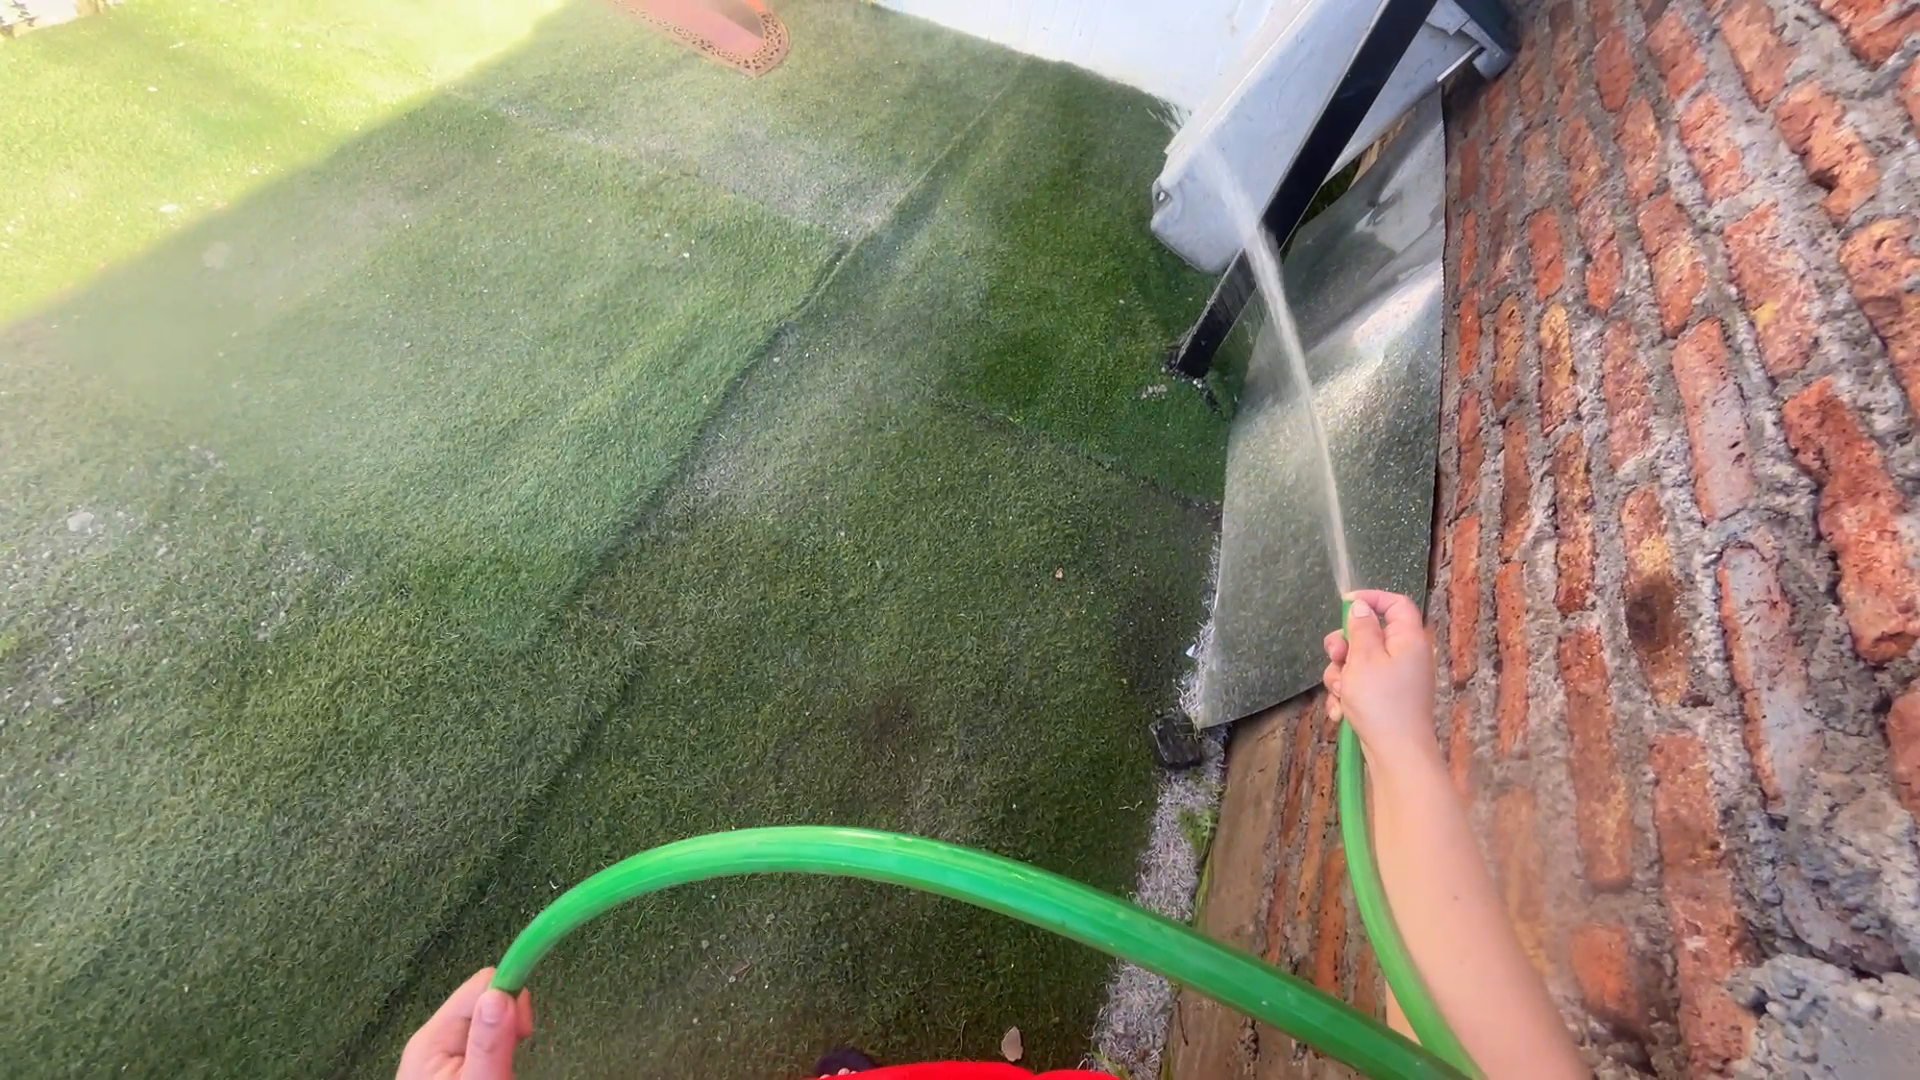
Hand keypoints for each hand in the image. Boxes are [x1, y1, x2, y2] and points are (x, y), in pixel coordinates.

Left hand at [396, 968, 533, 1079]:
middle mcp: (433, 1036)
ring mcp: (440, 1048)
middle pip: (484, 996)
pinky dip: (499, 1041)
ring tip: (503, 1064)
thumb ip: (489, 1041)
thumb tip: (502, 992)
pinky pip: (483, 1031)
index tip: (524, 1033)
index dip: (511, 997)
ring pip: (487, 1013)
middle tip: (517, 1050)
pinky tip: (496, 1065)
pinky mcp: (451, 1059)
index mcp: (431, 1038)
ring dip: (505, 1031)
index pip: (481, 984)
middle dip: (509, 1016)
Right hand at [1320, 590, 1440, 766]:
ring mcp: (1394, 678)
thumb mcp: (1364, 658)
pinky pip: (1358, 684)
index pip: (1396, 604)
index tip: (1343, 603)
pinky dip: (1345, 694)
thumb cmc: (1381, 701)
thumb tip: (1360, 606)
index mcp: (1408, 640)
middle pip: (1368, 634)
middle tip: (1336, 657)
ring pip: (1356, 661)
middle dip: (1344, 646)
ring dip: (1340, 675)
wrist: (1395, 752)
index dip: (1371, 598)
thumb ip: (1361, 628)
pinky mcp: (1384, 697)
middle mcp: (1404, 656)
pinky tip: (1341, 710)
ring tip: (1340, 693)